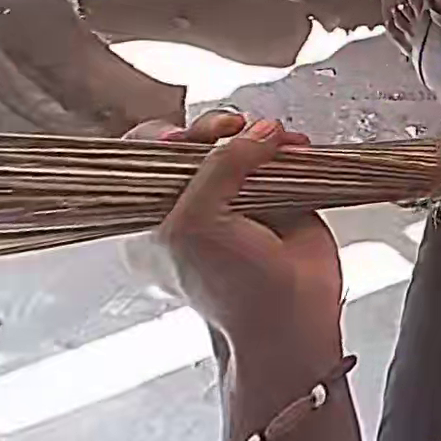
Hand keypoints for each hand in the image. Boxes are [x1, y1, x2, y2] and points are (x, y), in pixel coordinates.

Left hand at [131, 112, 344, 383]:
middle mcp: (195, 203)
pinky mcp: (279, 195)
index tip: (185, 136)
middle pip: (197, 143)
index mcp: (155, 218)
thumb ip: (219, 166)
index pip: (144, 162)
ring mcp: (239, 197)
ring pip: (243, 144)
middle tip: (233, 127)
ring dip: (261, 134)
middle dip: (216, 128)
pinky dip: (290, 147)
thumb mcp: (197, 224)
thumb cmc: (230, 286)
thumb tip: (260, 130)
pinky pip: (280, 156)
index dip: (162, 138)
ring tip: (278, 141)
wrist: (288, 313)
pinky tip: (296, 149)